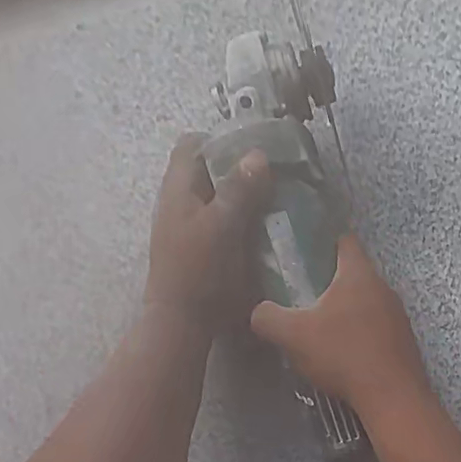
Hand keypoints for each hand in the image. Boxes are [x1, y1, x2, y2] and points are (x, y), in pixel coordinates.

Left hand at [145, 133, 271, 331]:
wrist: (184, 320)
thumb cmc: (198, 270)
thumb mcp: (221, 227)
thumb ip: (238, 191)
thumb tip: (258, 156)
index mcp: (180, 188)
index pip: (194, 145)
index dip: (222, 141)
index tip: (256, 150)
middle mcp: (183, 202)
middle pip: (211, 172)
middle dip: (242, 171)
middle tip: (278, 178)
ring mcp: (193, 226)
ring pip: (221, 199)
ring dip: (248, 198)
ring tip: (280, 204)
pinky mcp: (205, 249)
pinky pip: (227, 224)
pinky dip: (246, 222)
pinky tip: (269, 233)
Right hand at [249, 234, 433, 415]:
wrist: (393, 397)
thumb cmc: (343, 356)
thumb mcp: (293, 335)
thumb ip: (267, 317)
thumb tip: (260, 312)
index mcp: (359, 275)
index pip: (344, 241)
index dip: (323, 242)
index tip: (305, 253)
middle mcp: (385, 289)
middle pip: (356, 275)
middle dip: (332, 283)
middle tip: (306, 298)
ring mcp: (400, 317)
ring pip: (369, 304)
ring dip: (349, 312)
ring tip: (325, 330)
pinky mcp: (406, 343)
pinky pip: (380, 329)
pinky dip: (364, 335)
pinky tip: (348, 355)